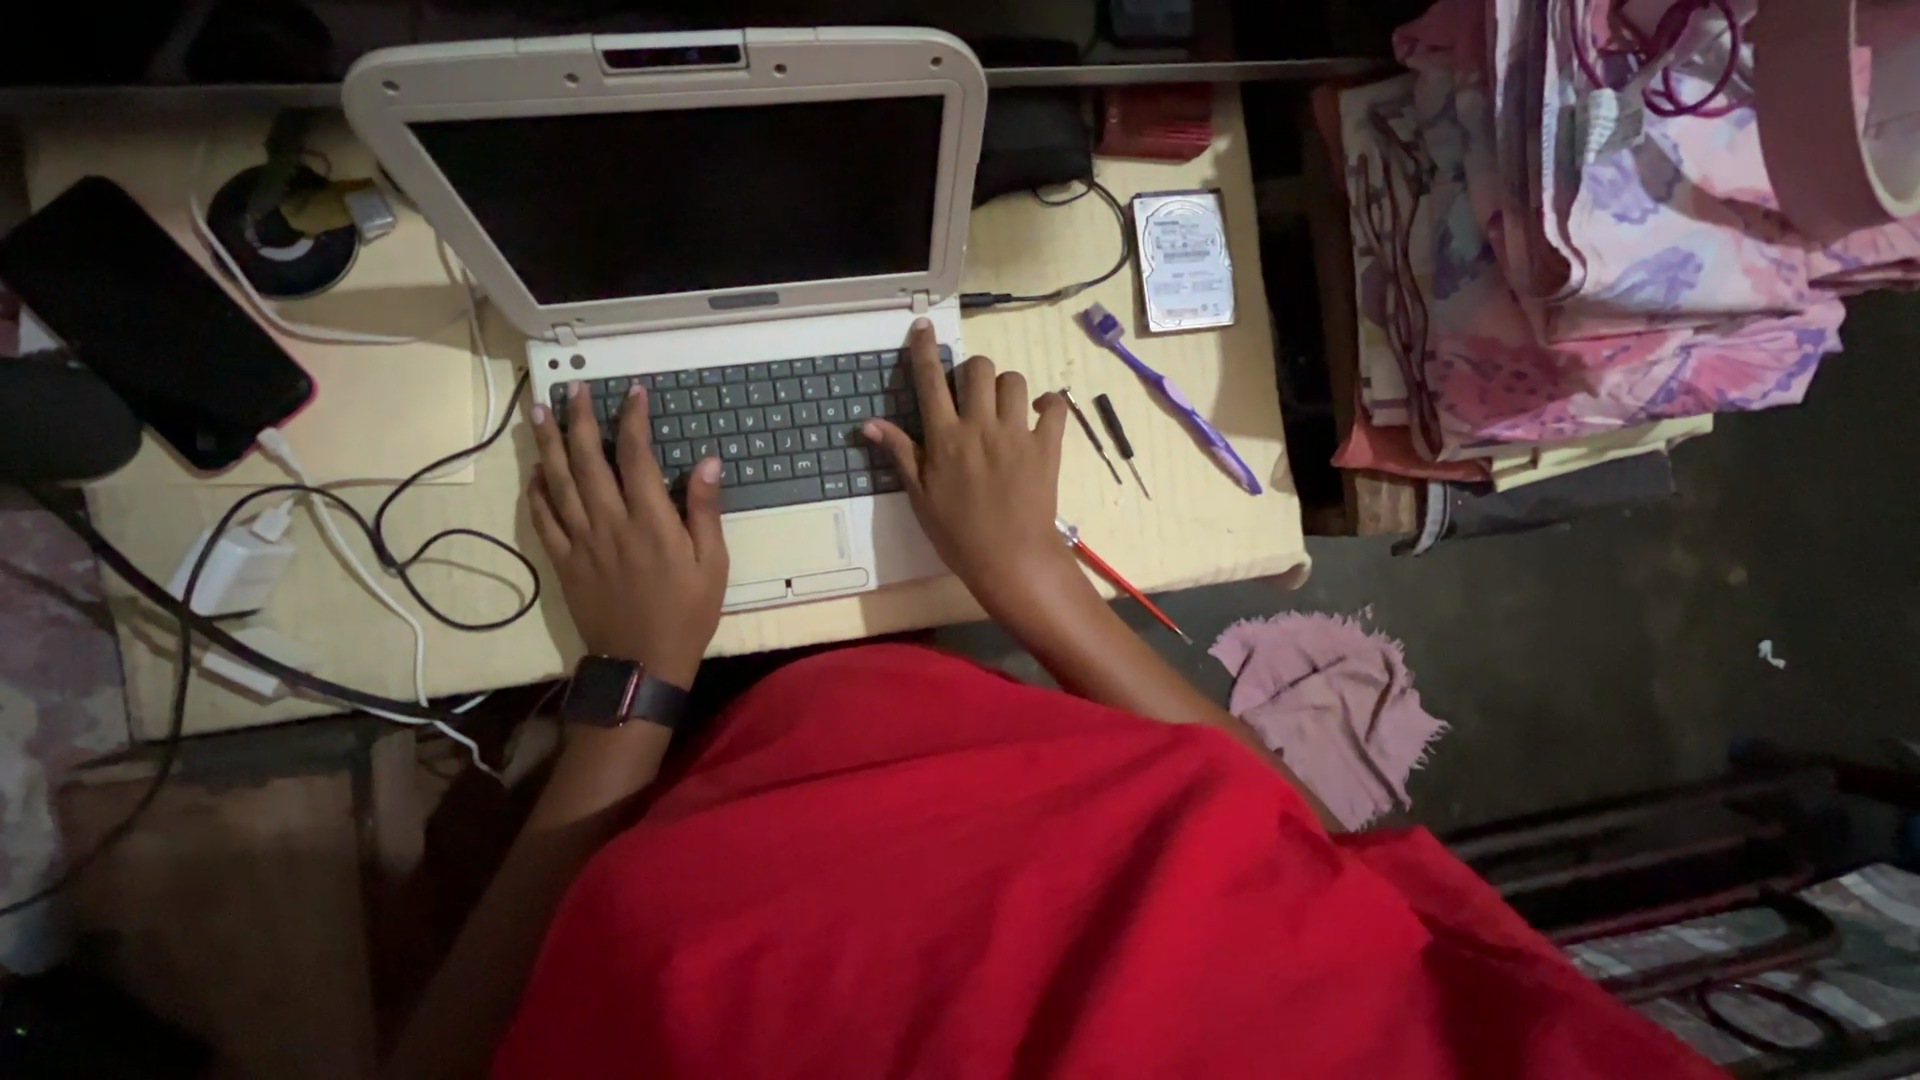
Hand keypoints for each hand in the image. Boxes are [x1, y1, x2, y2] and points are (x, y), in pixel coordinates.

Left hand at [527, 382, 727, 688]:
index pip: (635, 456)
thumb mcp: (713, 563)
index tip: (632, 392)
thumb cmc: (687, 613)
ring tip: (542, 410)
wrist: (642, 662)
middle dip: (580, 419)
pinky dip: (537, 490)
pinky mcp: (563, 561)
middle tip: (575, 388)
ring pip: (557, 482)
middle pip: (587, 460)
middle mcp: (609, 523)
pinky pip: (542, 519)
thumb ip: (705, 510)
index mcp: (650, 521)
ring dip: (549, 443)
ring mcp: (580, 541)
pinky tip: (535, 470)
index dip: (632, 420)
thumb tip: (707, 461)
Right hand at [862, 319, 1081, 621]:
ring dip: (1005, 386)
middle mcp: (980, 426)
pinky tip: (1039, 413)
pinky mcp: (1047, 445)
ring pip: (1013, 381)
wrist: (1010, 559)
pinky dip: (1048, 404)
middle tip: (969, 393)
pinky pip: (1055, 407)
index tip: (923, 327)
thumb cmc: (958, 535)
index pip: (930, 381)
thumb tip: (869, 423)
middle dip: (970, 371)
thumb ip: (900, 454)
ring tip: (1002, 406)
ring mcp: (1017, 433)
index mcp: (945, 438)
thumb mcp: (920, 497)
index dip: (924, 349)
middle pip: (976, 369)